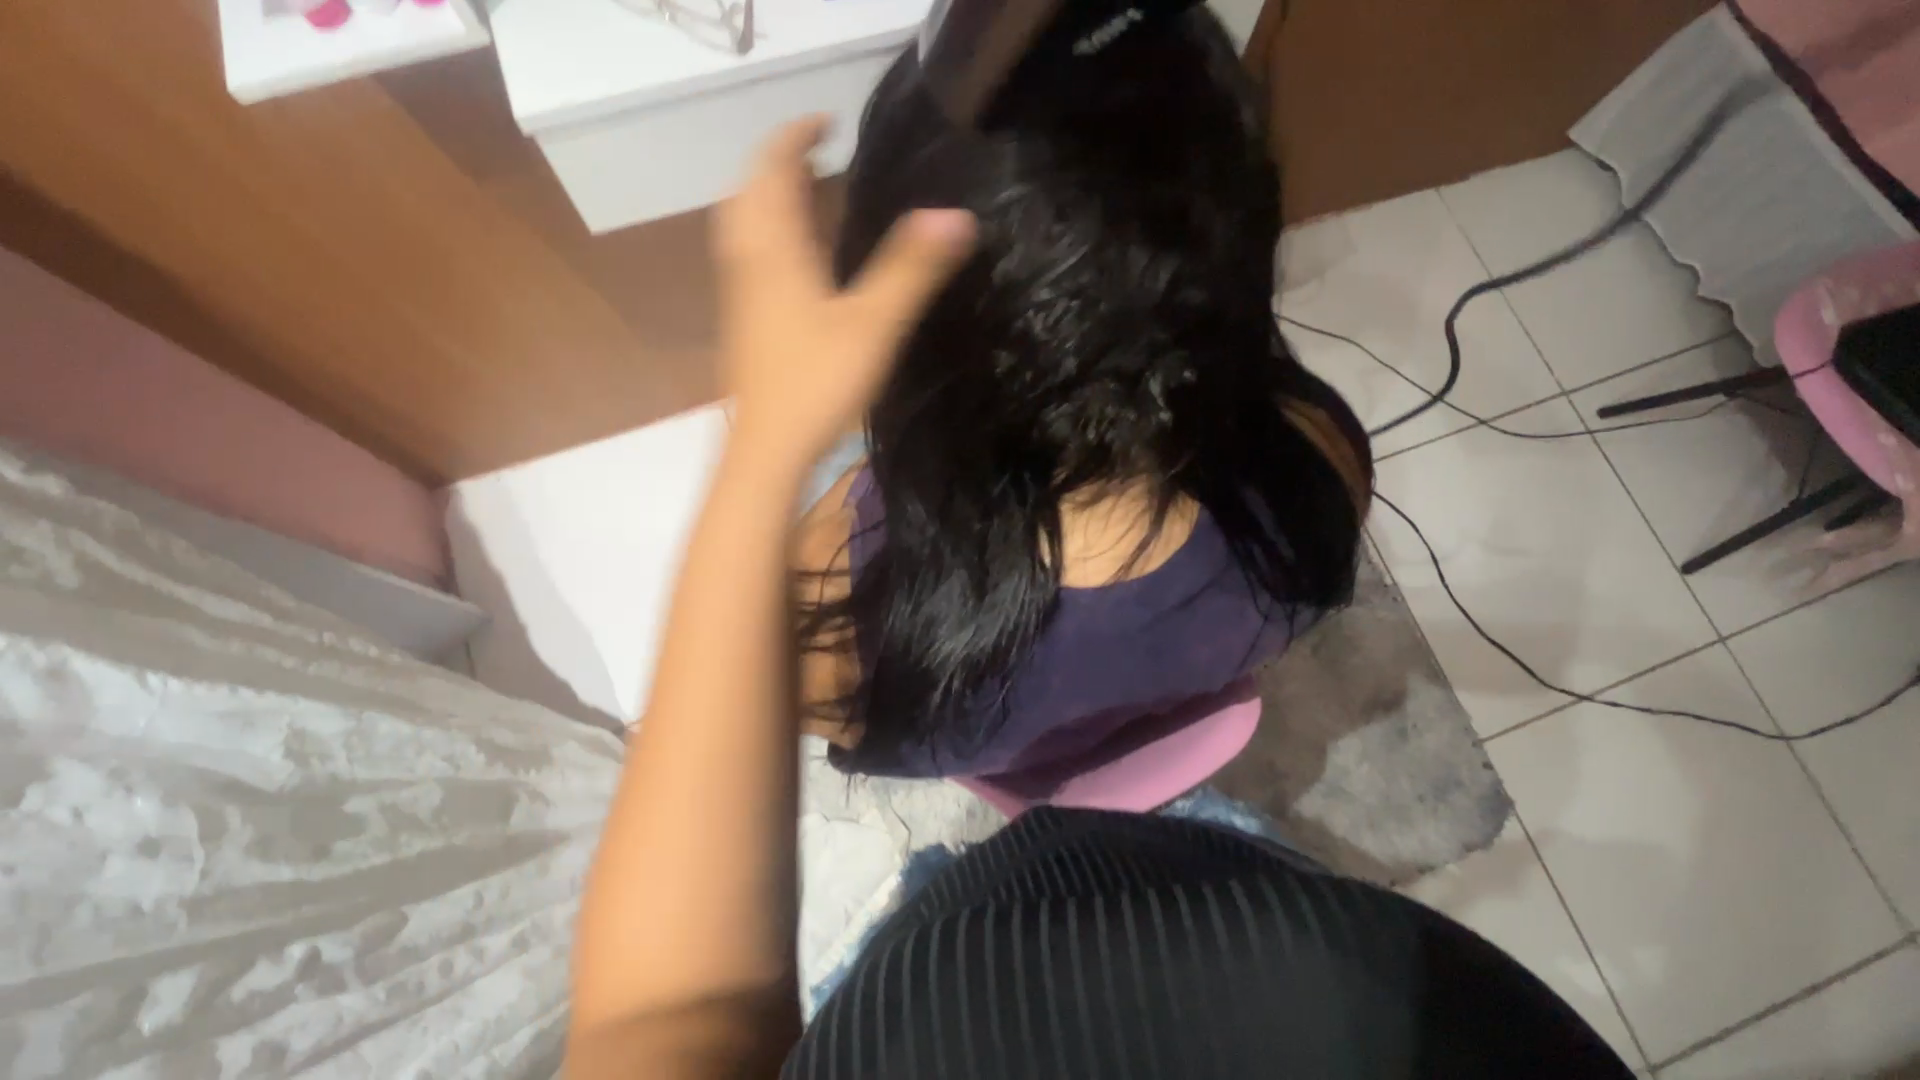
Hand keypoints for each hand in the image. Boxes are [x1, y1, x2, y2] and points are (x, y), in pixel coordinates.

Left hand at [714, 116, 975, 461]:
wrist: (766, 450)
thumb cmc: (817, 384)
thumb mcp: (874, 324)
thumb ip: (912, 269)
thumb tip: (957, 216)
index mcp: (776, 251)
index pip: (773, 170)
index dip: (795, 137)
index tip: (826, 121)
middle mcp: (751, 264)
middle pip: (749, 195)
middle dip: (777, 164)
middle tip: (814, 153)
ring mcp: (742, 296)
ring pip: (744, 228)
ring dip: (769, 199)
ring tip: (804, 193)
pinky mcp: (745, 325)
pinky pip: (750, 259)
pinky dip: (769, 237)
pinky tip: (796, 261)